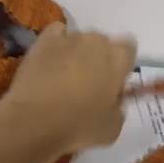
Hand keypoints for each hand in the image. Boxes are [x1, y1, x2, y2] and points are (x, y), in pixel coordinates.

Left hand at [0, 23, 137, 154]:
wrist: (34, 120)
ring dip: (76, 53)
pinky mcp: (43, 40)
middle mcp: (96, 41)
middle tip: (88, 82)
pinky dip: (55, 44)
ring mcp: (68, 37)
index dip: (121, 64)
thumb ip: (118, 107)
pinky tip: (50, 60)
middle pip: (102, 43)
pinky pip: (56, 34)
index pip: (129, 48)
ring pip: (79, 39)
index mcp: (119, 59)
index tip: (113, 81)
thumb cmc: (79, 126)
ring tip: (63, 75)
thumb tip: (113, 100)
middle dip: (98, 58)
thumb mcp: (112, 127)